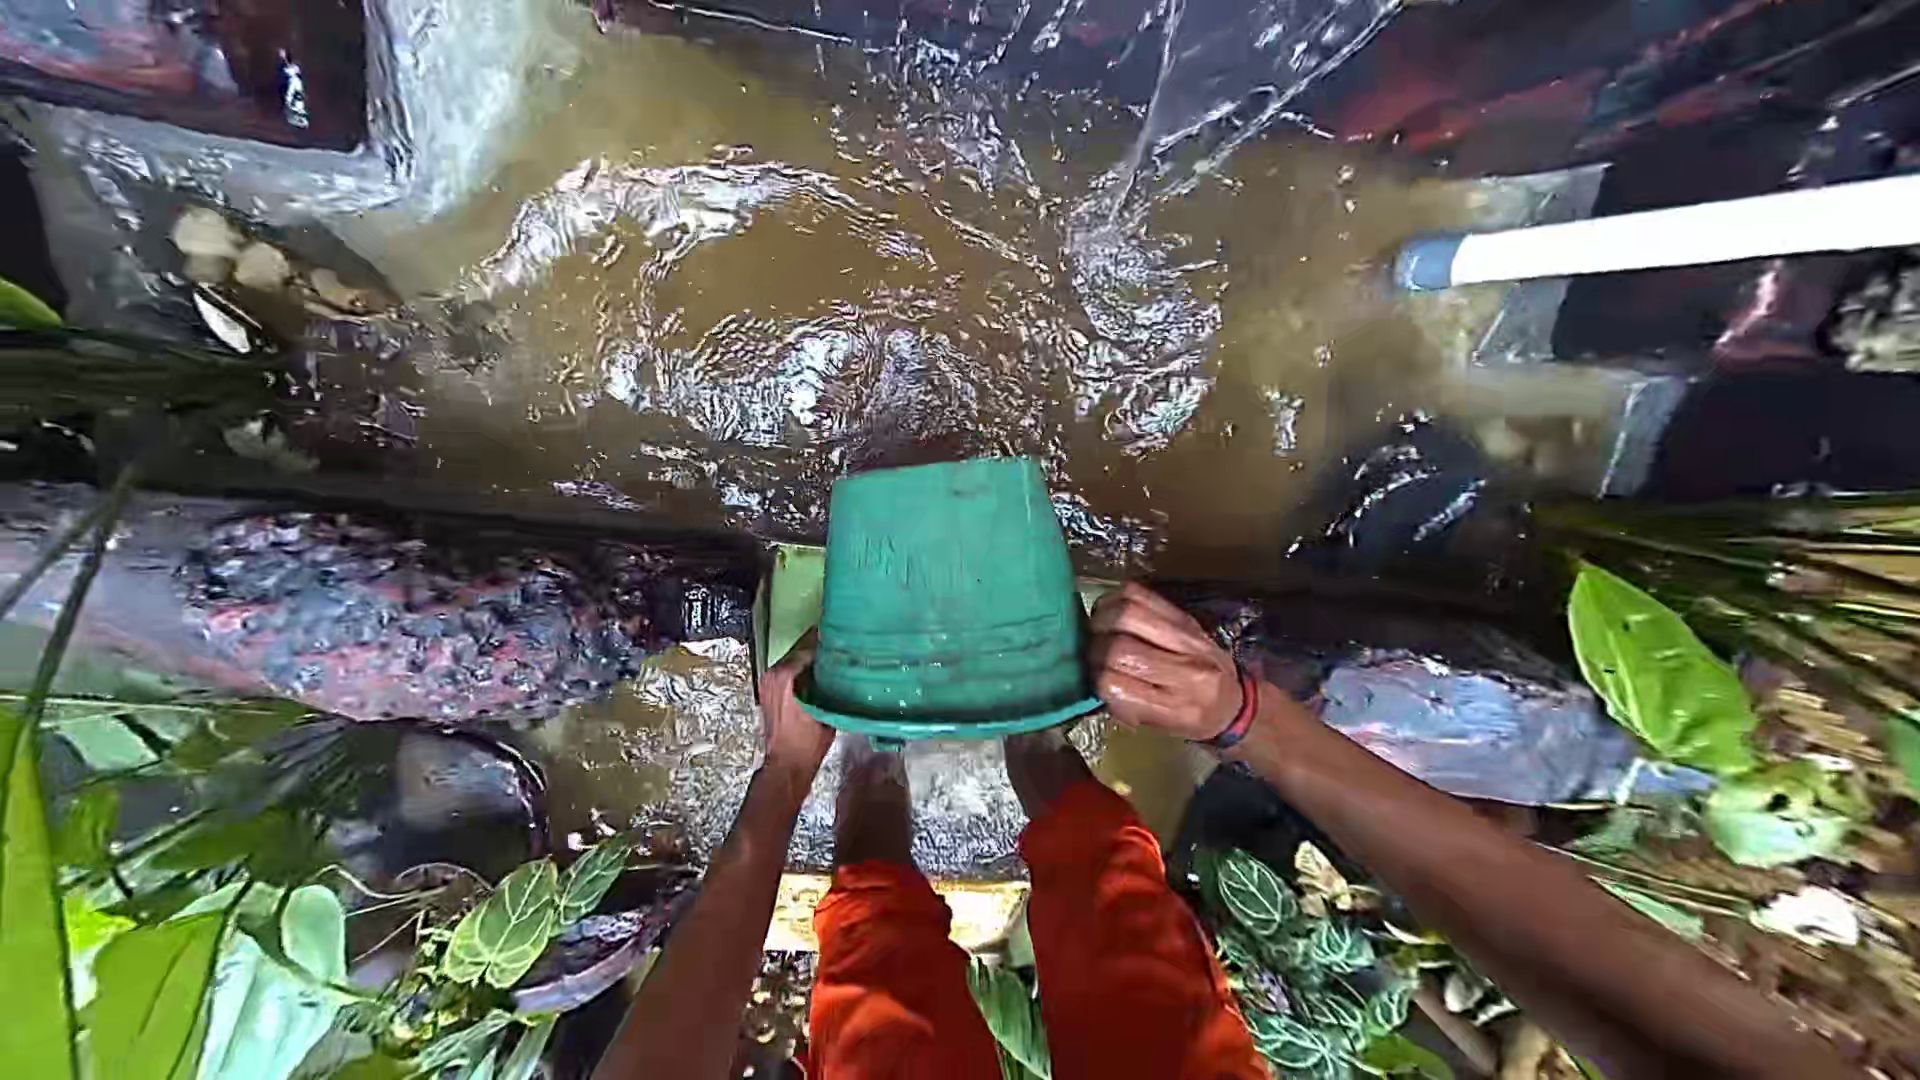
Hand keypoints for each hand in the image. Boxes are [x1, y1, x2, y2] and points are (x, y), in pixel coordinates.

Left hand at [759, 638, 835, 783]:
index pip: (808, 646)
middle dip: (819, 646)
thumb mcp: (826, 711)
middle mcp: (772, 675)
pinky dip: (802, 668)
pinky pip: (788, 670)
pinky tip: (820, 671)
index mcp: (785, 676)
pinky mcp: (768, 691)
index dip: (826, 640)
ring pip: (793, 659)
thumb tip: (846, 670)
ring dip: (811, 657)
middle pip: (799, 649)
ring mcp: (767, 682)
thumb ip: (832, 686)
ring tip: (834, 654)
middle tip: (841, 643)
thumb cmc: (806, 743)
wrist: (786, 764)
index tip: (843, 635)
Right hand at [1088, 583, 1240, 740]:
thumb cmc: (1189, 718)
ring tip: (1098, 629)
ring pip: (1128, 614)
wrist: (1235, 703)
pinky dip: (1116, 599)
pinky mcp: (1184, 616)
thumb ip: (1121, 703)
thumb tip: (1089, 675)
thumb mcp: (1157, 726)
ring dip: (1102, 619)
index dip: (1095, 677)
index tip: (1094, 677)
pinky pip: (1140, 594)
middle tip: (1092, 652)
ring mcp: (1187, 638)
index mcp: (1175, 707)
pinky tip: (1111, 612)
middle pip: (1119, 647)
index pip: (1114, 684)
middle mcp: (1185, 670)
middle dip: (1095, 648)